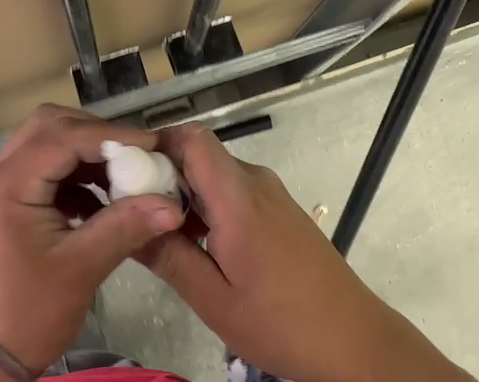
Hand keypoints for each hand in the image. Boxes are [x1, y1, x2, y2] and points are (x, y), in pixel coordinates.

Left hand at [0, 105, 183, 378]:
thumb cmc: (24, 312)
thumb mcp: (80, 268)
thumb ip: (125, 227)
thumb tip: (172, 205)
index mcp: (11, 181)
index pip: (65, 135)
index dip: (112, 135)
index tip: (153, 146)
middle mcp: (0, 172)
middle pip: (51, 127)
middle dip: (97, 135)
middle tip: (137, 155)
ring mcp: (0, 186)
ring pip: (46, 145)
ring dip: (85, 153)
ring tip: (124, 177)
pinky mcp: (6, 204)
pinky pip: (43, 170)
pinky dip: (73, 175)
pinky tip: (100, 201)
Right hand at [137, 123, 470, 381]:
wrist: (354, 341)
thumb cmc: (280, 322)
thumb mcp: (213, 299)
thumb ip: (167, 256)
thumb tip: (124, 222)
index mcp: (237, 196)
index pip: (191, 137)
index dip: (155, 143)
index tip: (124, 171)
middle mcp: (254, 181)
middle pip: (199, 154)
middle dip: (162, 173)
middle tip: (130, 207)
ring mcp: (271, 194)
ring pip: (215, 174)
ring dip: (185, 192)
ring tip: (157, 229)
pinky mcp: (280, 210)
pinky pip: (234, 191)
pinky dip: (208, 205)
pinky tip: (196, 241)